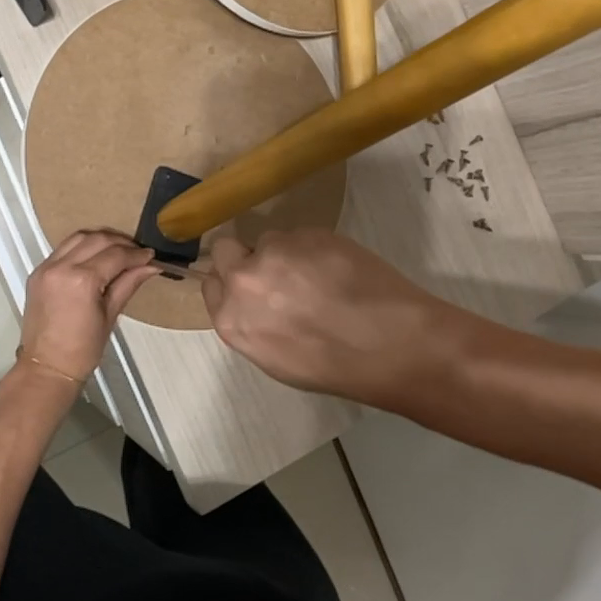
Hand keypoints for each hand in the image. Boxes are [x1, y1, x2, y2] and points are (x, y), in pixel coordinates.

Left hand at [17, 230, 160, 382]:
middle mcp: (61, 268)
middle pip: (97, 239)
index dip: (136, 254)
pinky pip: (62, 249)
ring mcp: (46, 268)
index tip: (150, 257)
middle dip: (120, 242)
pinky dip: (81, 247)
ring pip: (78, 237)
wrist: (47, 366)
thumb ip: (128, 284)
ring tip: (118, 251)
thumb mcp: (110, 315)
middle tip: (137, 253)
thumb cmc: (81, 350)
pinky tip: (95, 257)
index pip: (115, 255)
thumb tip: (150, 267)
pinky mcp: (38, 272)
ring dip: (100, 239)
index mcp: (81, 281)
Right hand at [201, 229, 459, 402]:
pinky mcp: (310, 233)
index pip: (211, 284)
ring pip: (270, 240)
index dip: (231, 283)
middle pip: (226, 250)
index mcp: (231, 319)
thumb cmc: (334, 367)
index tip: (251, 289)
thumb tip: (254, 306)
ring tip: (321, 277)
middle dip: (246, 257)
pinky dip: (316, 249)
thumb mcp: (276, 360)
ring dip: (286, 253)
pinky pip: (303, 236)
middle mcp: (244, 280)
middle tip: (277, 273)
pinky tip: (342, 271)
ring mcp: (276, 252)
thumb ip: (251, 324)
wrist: (390, 344)